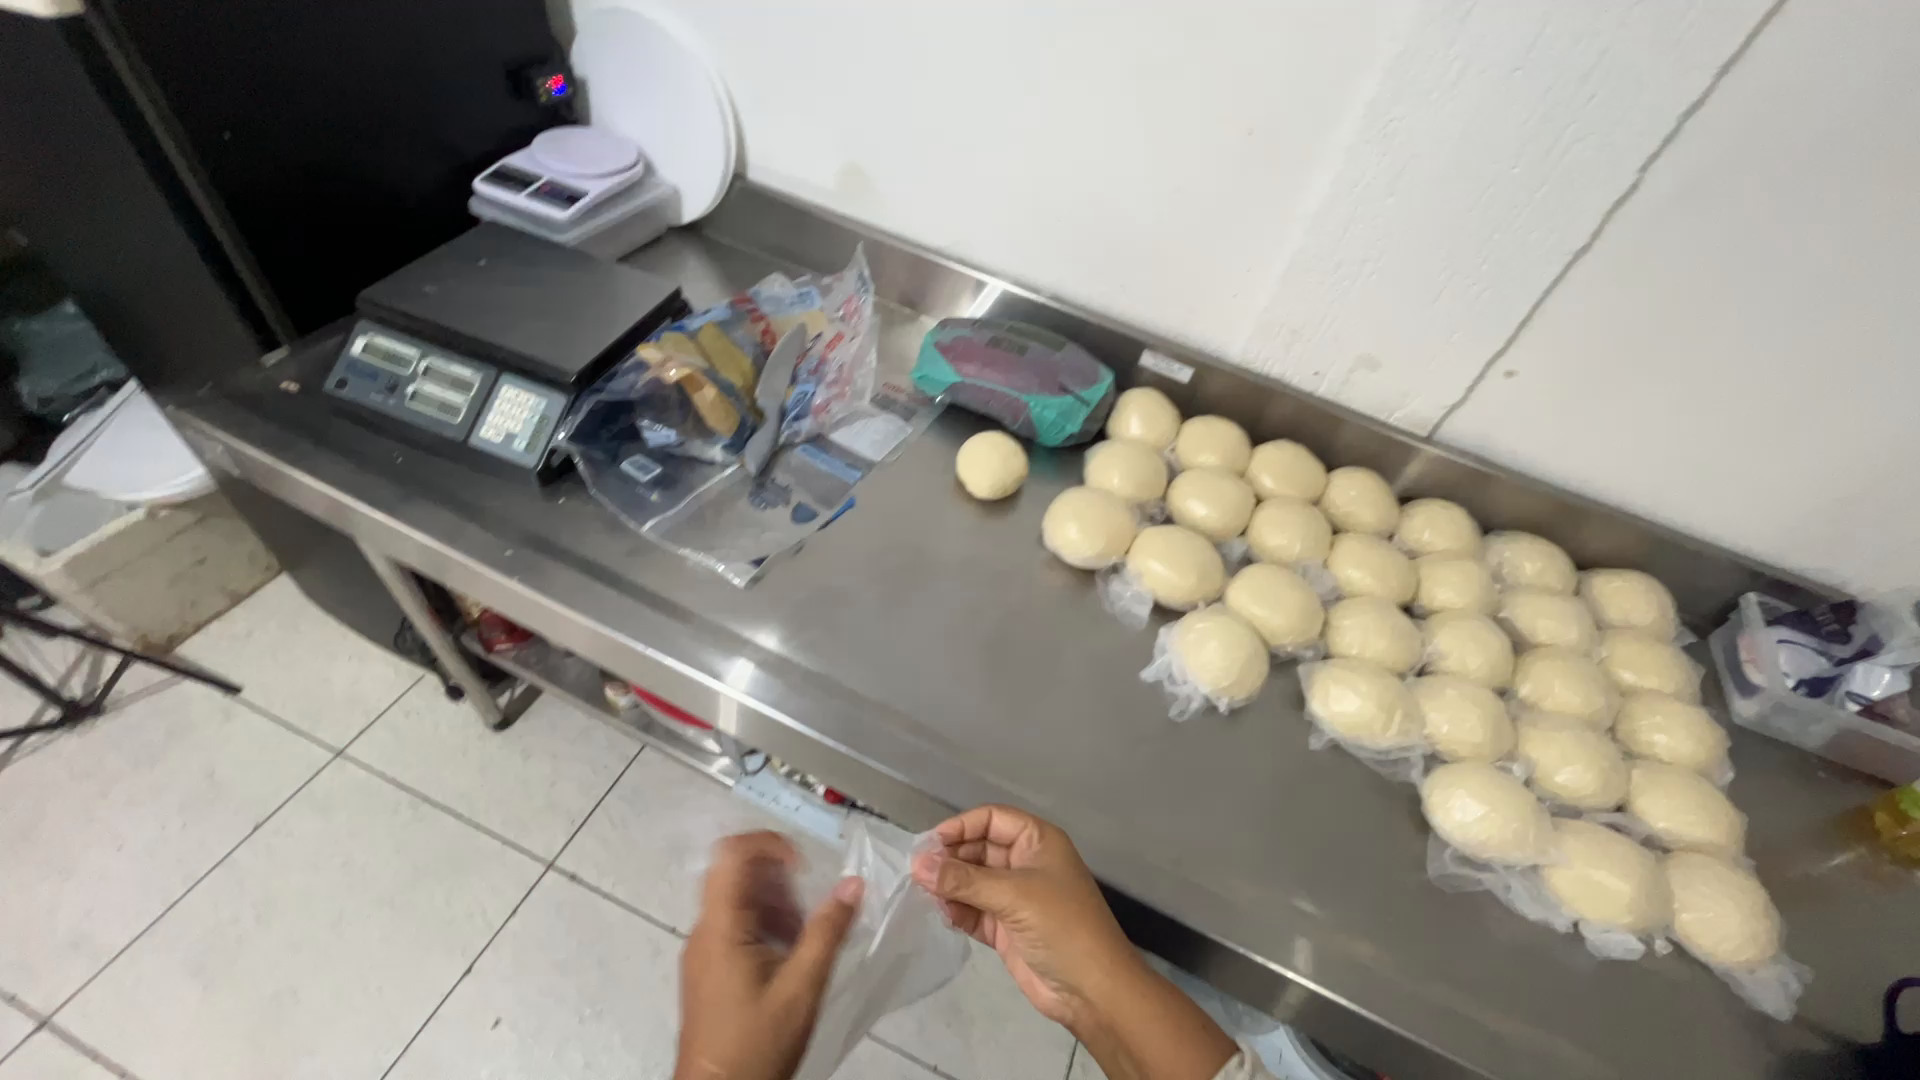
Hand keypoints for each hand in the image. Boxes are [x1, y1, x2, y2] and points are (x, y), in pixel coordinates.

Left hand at [675, 831, 863, 1079]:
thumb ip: (828, 931)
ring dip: (776, 904)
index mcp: (720, 926)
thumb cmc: (756, 1045)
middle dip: (779, 880)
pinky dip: (765, 925)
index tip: (803, 865)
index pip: (731, 853)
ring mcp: (703, 951)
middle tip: (808, 906)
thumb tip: (854, 884)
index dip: (769, 844)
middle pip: (735, 873)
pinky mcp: (707, 970)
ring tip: (804, 936)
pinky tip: (790, 957)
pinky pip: (734, 926)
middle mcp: (704, 931)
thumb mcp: (802, 987)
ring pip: (736, 900)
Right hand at [910, 805, 1141, 1028]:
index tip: (930, 843)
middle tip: (919, 872)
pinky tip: (944, 914)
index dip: (961, 826)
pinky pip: (974, 910)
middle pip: (979, 849)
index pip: (992, 819)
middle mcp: (1025, 863)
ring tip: (927, 895)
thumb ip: (963, 880)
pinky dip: (958, 911)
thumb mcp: (1013, 895)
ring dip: (951, 886)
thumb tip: (917, 864)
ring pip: (973, 881)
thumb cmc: (1060, 925)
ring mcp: (1016, 897)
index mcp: (1037, 841)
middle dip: (951, 859)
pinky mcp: (1006, 928)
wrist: (1092, 991)